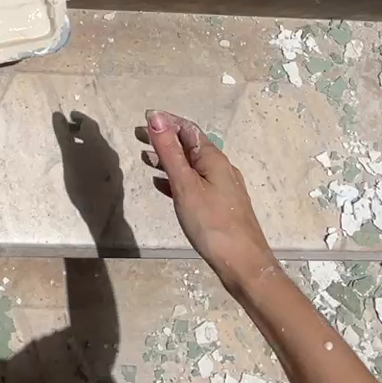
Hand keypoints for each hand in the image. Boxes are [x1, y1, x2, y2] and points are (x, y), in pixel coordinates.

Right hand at [140, 109, 277, 292]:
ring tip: (145, 159)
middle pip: (189, 146)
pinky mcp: (220, 206)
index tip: (143, 119)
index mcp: (213, 158)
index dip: (166, 121)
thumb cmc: (212, 222)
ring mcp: (222, 187)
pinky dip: (176, 179)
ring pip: (190, 165)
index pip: (187, 129)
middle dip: (164, 139)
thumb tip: (156, 116)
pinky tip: (161, 186)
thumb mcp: (185, 184)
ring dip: (168, 159)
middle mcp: (220, 168)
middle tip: (138, 137)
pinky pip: (194, 183)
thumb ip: (169, 151)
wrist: (244, 266)